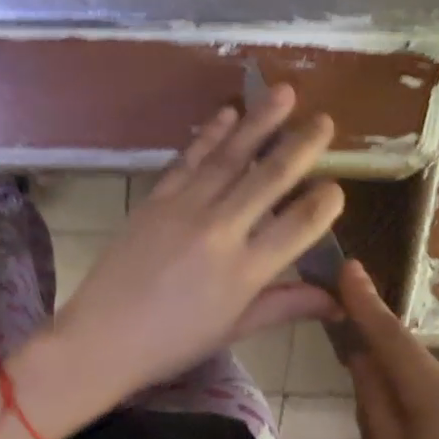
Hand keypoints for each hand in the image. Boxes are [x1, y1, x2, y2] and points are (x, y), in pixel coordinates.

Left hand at [53, 85, 345, 396]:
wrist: (101, 339)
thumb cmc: (171, 345)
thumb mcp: (232, 329)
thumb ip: (284, 306)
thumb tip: (336, 303)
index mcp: (245, 271)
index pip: (299, 224)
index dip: (324, 203)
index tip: (337, 188)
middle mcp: (220, 231)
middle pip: (269, 178)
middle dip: (302, 146)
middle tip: (325, 121)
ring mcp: (184, 210)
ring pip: (230, 157)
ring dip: (259, 122)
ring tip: (285, 93)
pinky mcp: (154, 201)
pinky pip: (188, 160)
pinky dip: (209, 135)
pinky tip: (228, 114)